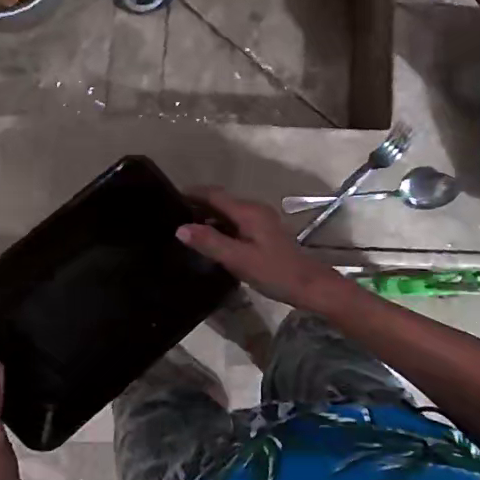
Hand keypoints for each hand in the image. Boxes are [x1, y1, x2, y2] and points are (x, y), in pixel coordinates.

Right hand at [176, 187, 348, 310]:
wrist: (309, 286)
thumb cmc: (275, 272)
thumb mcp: (238, 259)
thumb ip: (210, 242)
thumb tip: (180, 228)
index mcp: (248, 211)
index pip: (214, 194)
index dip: (192, 194)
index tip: (170, 198)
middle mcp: (254, 210)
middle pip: (221, 202)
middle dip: (197, 206)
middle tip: (173, 217)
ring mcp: (261, 221)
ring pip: (228, 214)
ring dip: (208, 218)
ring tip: (186, 231)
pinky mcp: (263, 234)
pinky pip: (235, 224)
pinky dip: (220, 228)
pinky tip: (210, 243)